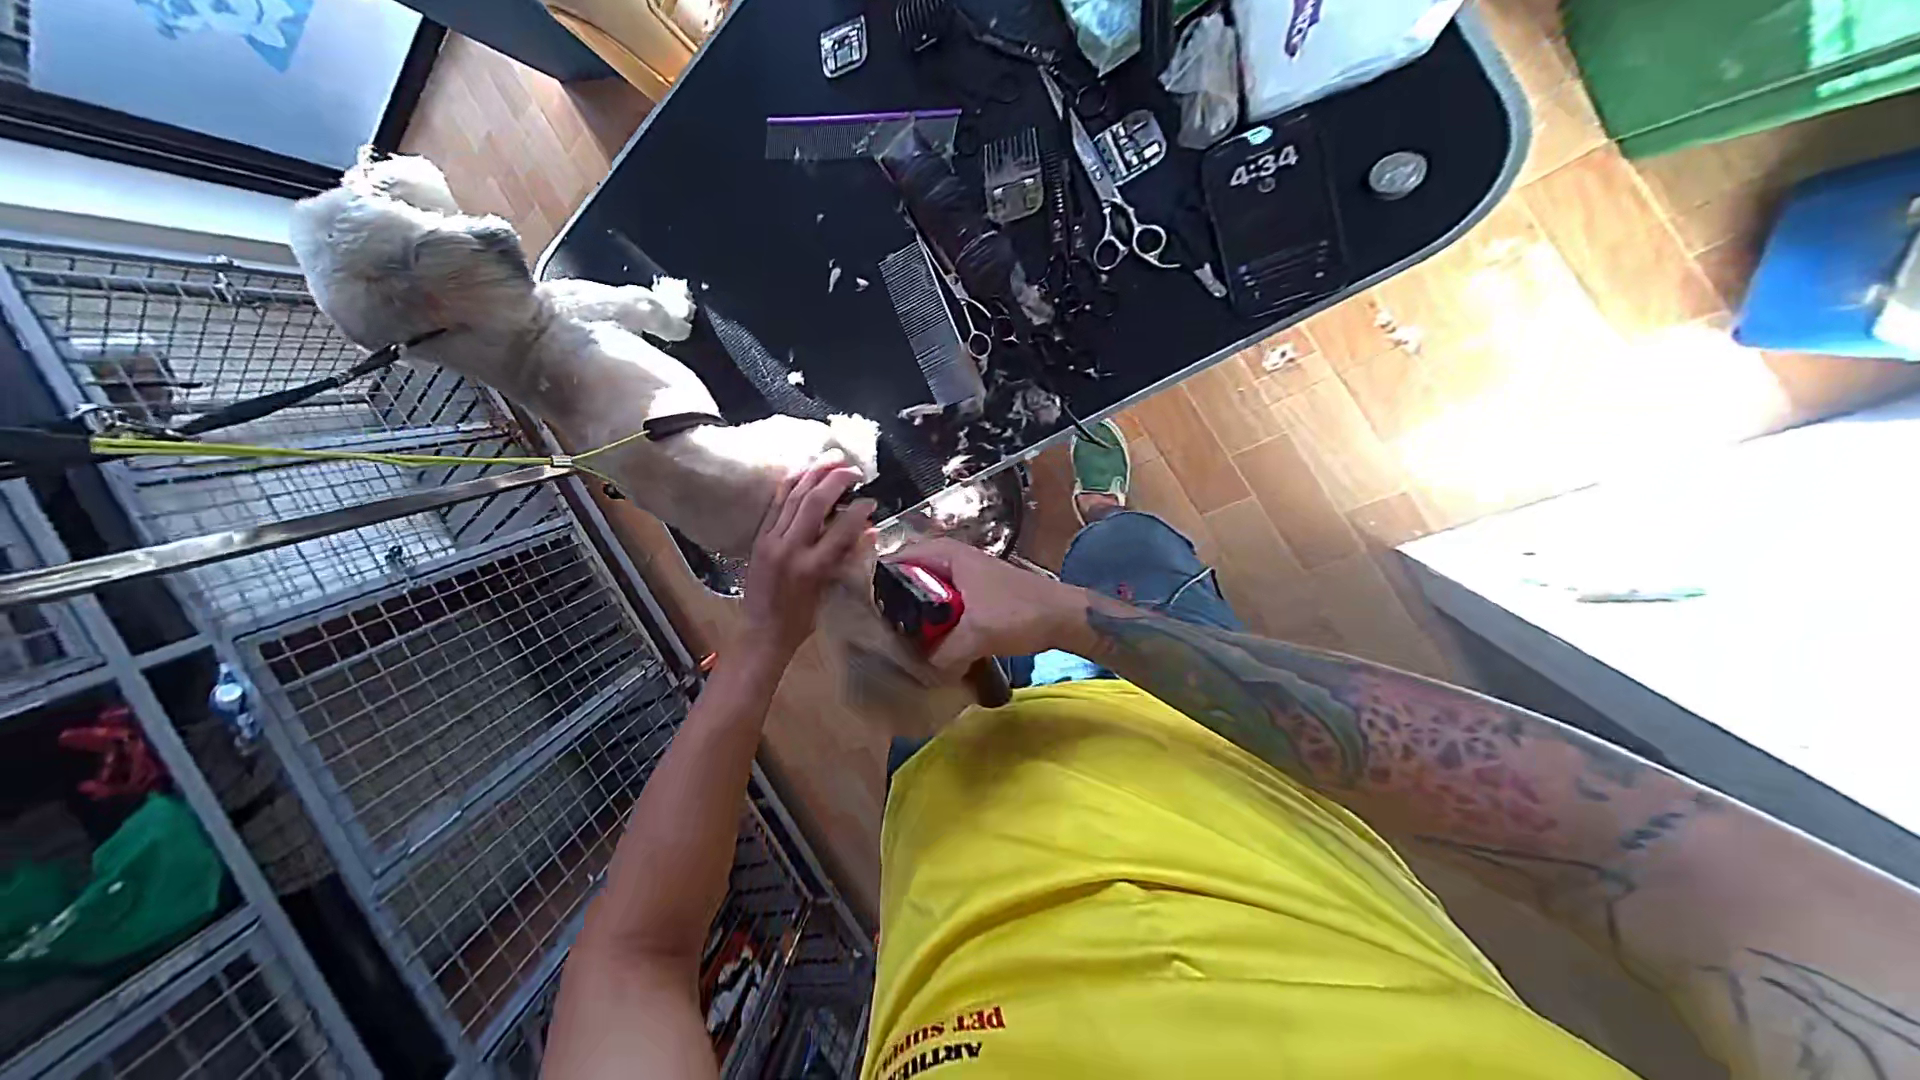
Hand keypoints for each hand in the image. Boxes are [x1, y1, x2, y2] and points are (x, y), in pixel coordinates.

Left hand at [738, 464, 875, 667]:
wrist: (760, 633)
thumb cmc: (801, 620)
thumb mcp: (829, 590)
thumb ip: (848, 558)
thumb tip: (871, 531)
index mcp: (812, 568)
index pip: (841, 528)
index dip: (860, 510)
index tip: (871, 500)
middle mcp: (790, 549)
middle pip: (814, 503)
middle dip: (836, 480)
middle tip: (854, 470)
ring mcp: (771, 541)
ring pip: (792, 497)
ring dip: (813, 473)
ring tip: (831, 458)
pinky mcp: (759, 538)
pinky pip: (775, 504)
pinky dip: (790, 484)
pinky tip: (803, 471)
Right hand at [886, 538, 1089, 674]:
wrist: (1065, 617)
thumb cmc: (1020, 612)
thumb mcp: (975, 634)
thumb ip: (941, 653)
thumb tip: (921, 672)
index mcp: (943, 553)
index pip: (892, 563)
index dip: (877, 588)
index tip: (866, 618)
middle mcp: (948, 559)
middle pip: (907, 583)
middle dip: (896, 611)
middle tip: (883, 640)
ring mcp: (961, 577)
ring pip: (925, 599)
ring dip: (919, 623)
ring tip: (904, 648)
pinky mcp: (972, 595)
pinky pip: (942, 609)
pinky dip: (937, 626)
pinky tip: (932, 649)